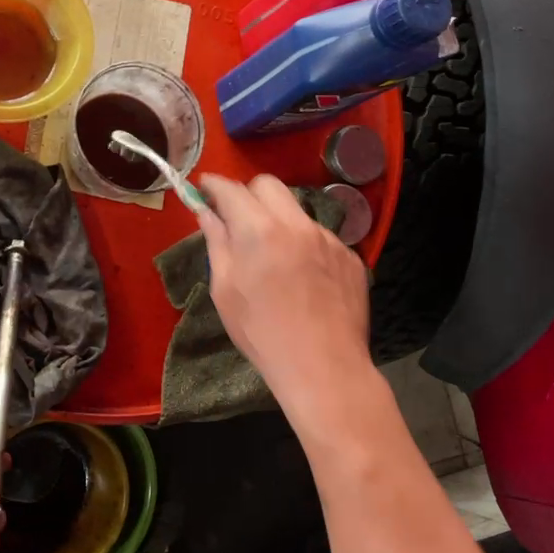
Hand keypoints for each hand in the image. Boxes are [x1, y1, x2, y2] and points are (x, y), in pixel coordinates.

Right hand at [196, 173, 371, 403]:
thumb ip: (217, 243)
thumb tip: (206, 213)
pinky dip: (304, 246)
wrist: (323, 367)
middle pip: (269, 185)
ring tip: (273, 258)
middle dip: (248, 194)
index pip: (231, 190)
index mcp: (259, 231)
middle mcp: (297, 224)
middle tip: (237, 219)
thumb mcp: (225, 290)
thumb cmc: (262, 333)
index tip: (203, 189)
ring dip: (278, 222)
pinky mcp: (350, 256)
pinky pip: (320, 238)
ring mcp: (328, 238)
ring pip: (296, 212)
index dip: (213, 185)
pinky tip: (303, 279)